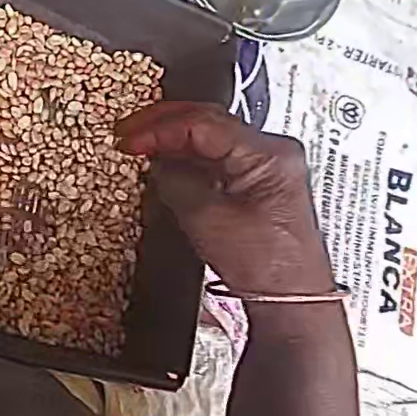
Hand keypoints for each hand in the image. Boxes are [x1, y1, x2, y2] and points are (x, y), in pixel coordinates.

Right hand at [115, 101, 334, 293]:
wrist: (289, 295)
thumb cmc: (263, 262)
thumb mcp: (207, 220)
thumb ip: (177, 182)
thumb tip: (156, 162)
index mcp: (267, 154)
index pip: (202, 124)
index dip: (159, 129)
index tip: (129, 140)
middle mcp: (271, 151)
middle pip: (208, 120)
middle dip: (162, 123)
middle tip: (127, 130)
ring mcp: (264, 165)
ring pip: (210, 137)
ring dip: (171, 138)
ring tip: (139, 144)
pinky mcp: (256, 180)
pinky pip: (215, 157)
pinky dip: (186, 156)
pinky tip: (164, 161)